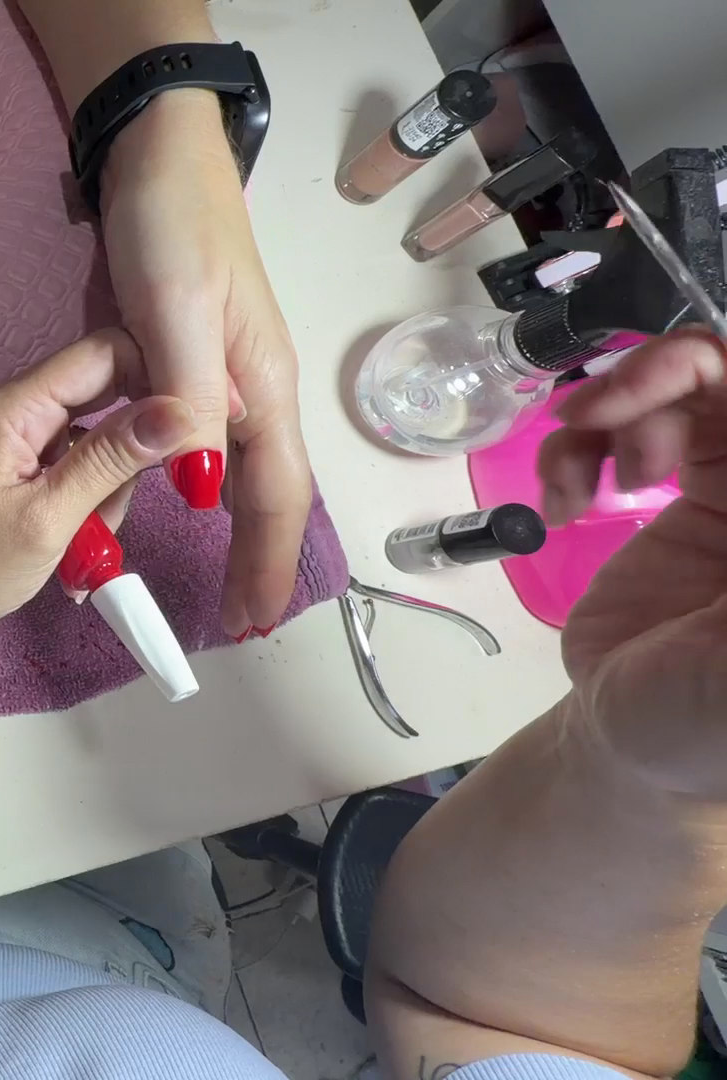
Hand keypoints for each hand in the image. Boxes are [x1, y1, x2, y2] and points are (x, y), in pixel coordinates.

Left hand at [0, 329, 195, 658]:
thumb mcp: (49, 517)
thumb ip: (111, 460)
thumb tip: (180, 409)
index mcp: (13, 406)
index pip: (106, 353)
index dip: (162, 375)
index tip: (205, 421)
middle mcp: (16, 407)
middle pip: (109, 391)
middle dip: (136, 446)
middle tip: (137, 497)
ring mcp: (20, 436)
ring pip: (102, 434)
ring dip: (113, 484)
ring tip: (91, 537)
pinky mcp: (25, 464)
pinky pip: (81, 462)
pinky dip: (94, 496)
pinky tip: (83, 537)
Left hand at [97, 89, 312, 638]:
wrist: (150, 168)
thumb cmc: (170, 233)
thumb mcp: (176, 320)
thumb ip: (188, 401)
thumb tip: (204, 486)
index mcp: (249, 384)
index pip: (271, 488)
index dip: (265, 555)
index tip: (256, 616)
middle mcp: (231, 390)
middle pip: (242, 490)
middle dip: (238, 557)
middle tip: (232, 619)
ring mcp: (194, 382)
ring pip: (182, 472)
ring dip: (159, 526)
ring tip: (120, 577)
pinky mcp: (157, 373)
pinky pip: (146, 443)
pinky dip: (126, 482)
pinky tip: (104, 511)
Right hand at [540, 331, 726, 795]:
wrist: (637, 735)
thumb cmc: (710, 715)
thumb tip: (714, 477)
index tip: (665, 392)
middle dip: (671, 376)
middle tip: (596, 410)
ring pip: (694, 392)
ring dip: (620, 412)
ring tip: (581, 473)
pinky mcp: (691, 494)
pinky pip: (632, 434)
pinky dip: (580, 454)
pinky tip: (564, 502)